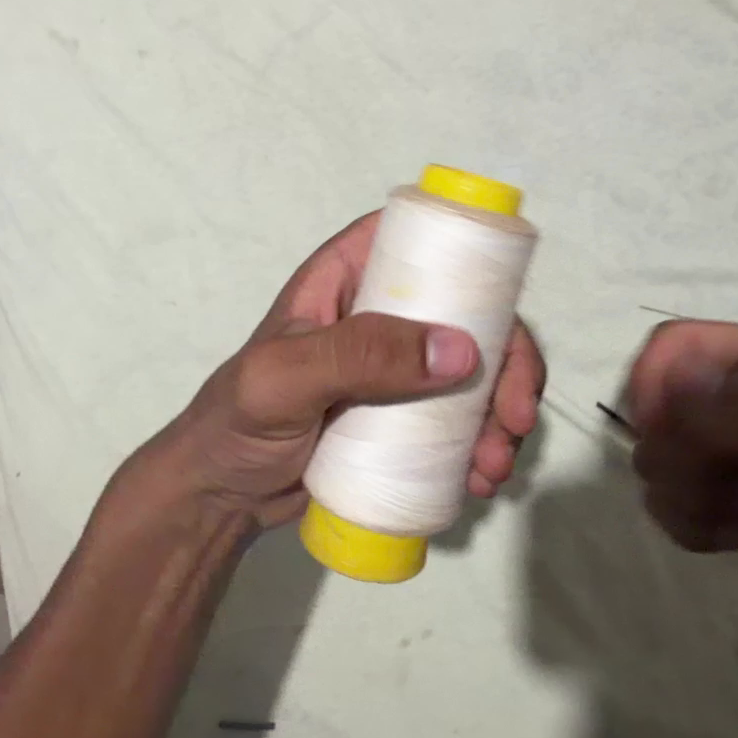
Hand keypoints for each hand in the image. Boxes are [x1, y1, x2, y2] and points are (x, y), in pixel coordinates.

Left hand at [151, 212, 545, 527]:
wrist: (221, 496)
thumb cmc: (236, 422)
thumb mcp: (286, 379)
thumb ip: (361, 356)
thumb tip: (462, 350)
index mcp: (350, 276)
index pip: (423, 241)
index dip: (475, 259)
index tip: (509, 310)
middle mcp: (383, 312)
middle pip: (470, 312)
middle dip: (509, 363)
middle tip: (516, 419)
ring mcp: (398, 366)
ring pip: (475, 370)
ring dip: (501, 414)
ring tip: (492, 468)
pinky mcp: (405, 415)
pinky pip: (461, 418)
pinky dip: (483, 444)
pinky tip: (479, 479)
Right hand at [624, 320, 737, 643]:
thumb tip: (674, 383)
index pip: (676, 344)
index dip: (657, 386)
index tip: (666, 437)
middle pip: (653, 404)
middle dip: (678, 454)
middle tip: (725, 487)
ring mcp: (724, 445)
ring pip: (653, 455)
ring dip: (686, 494)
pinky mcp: (713, 492)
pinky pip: (662, 499)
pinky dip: (689, 524)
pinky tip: (732, 537)